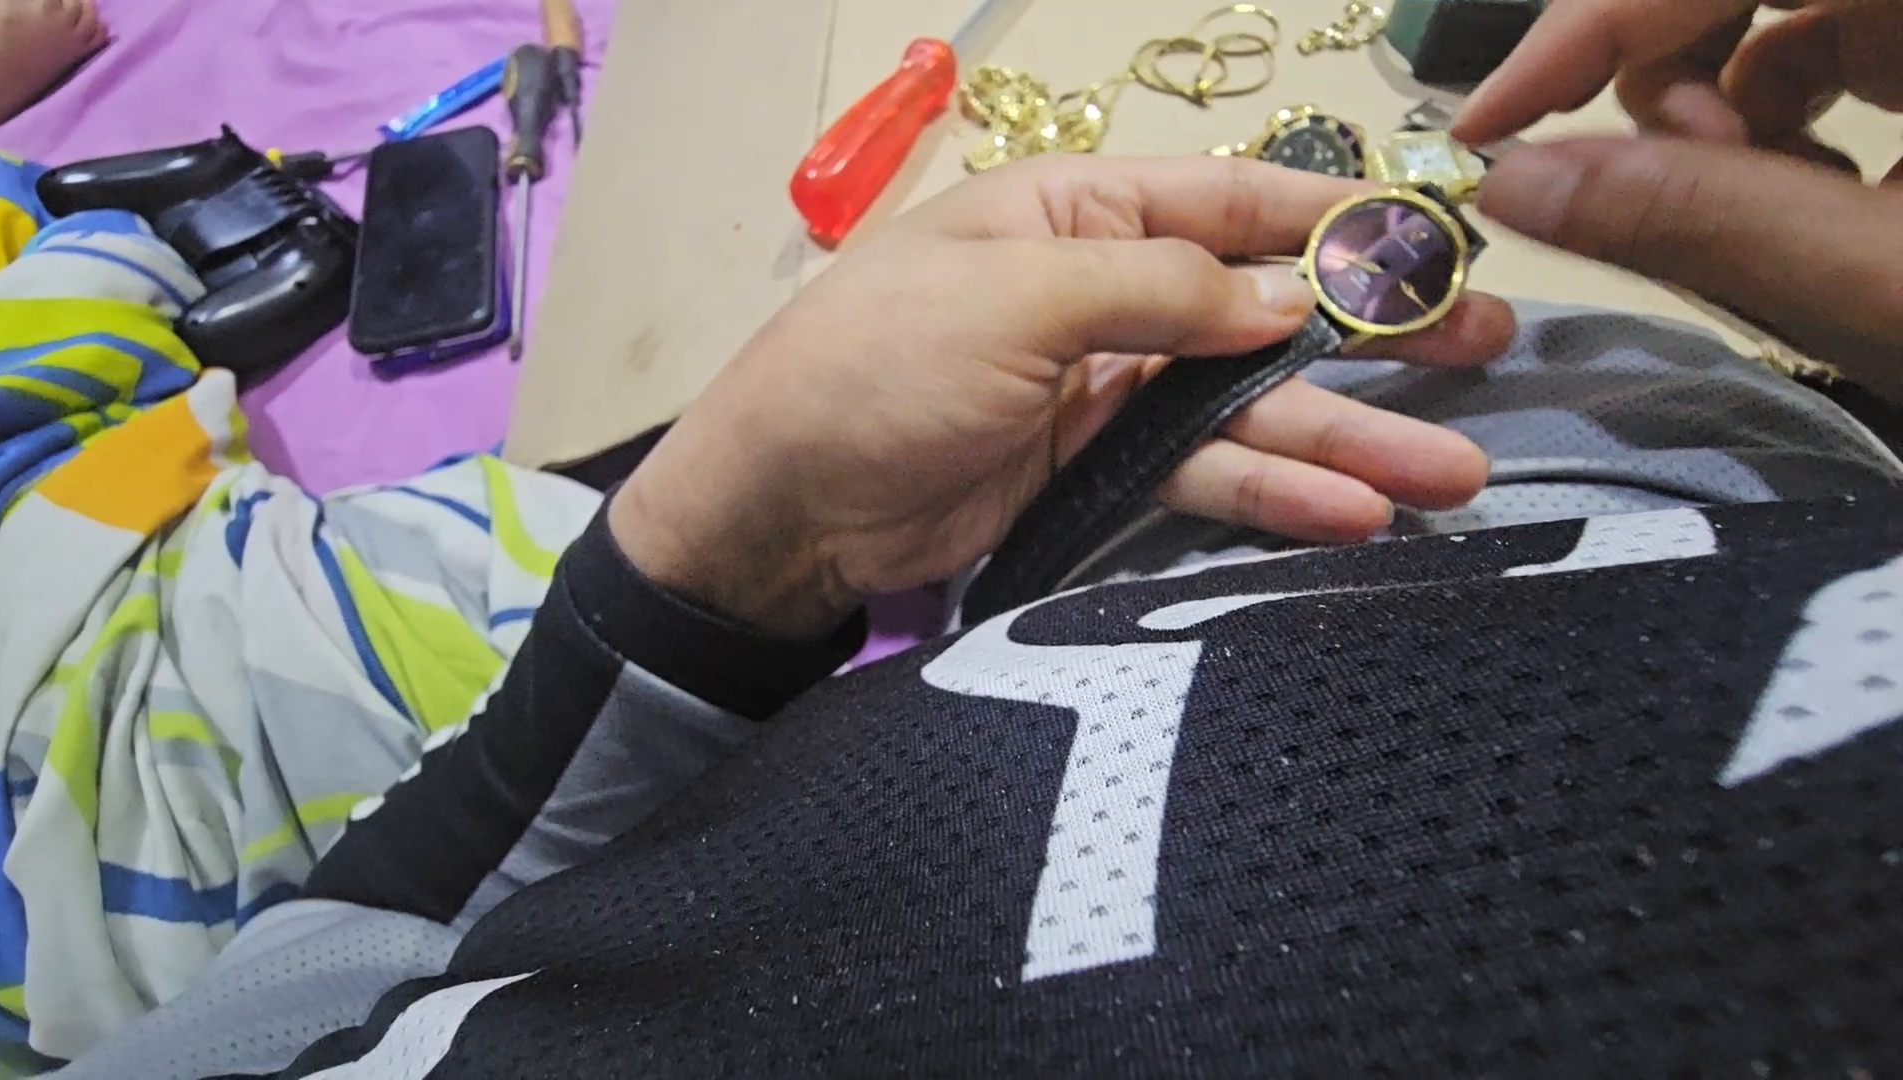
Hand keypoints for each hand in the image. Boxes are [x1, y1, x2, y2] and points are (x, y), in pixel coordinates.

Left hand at [611, 156, 1515, 637]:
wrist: (794, 499)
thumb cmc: (879, 366)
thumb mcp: (1011, 296)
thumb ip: (1150, 288)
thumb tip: (1281, 293)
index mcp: (1070, 220)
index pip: (1221, 204)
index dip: (1327, 223)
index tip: (1433, 247)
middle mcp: (1093, 301)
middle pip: (1251, 314)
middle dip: (1362, 337)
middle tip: (1481, 353)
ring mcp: (1094, 397)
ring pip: (1234, 413)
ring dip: (1336, 440)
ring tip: (1444, 472)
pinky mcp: (1085, 476)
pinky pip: (1189, 479)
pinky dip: (1263, 497)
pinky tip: (1345, 515)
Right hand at [1452, 0, 1902, 392]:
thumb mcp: (1889, 293)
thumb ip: (1690, 225)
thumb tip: (1511, 185)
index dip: (1588, 20)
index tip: (1485, 123)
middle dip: (1666, 54)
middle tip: (1654, 168)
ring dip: (1727, 78)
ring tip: (1744, 183)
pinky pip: (1858, 7)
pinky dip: (1795, 81)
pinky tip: (1811, 162)